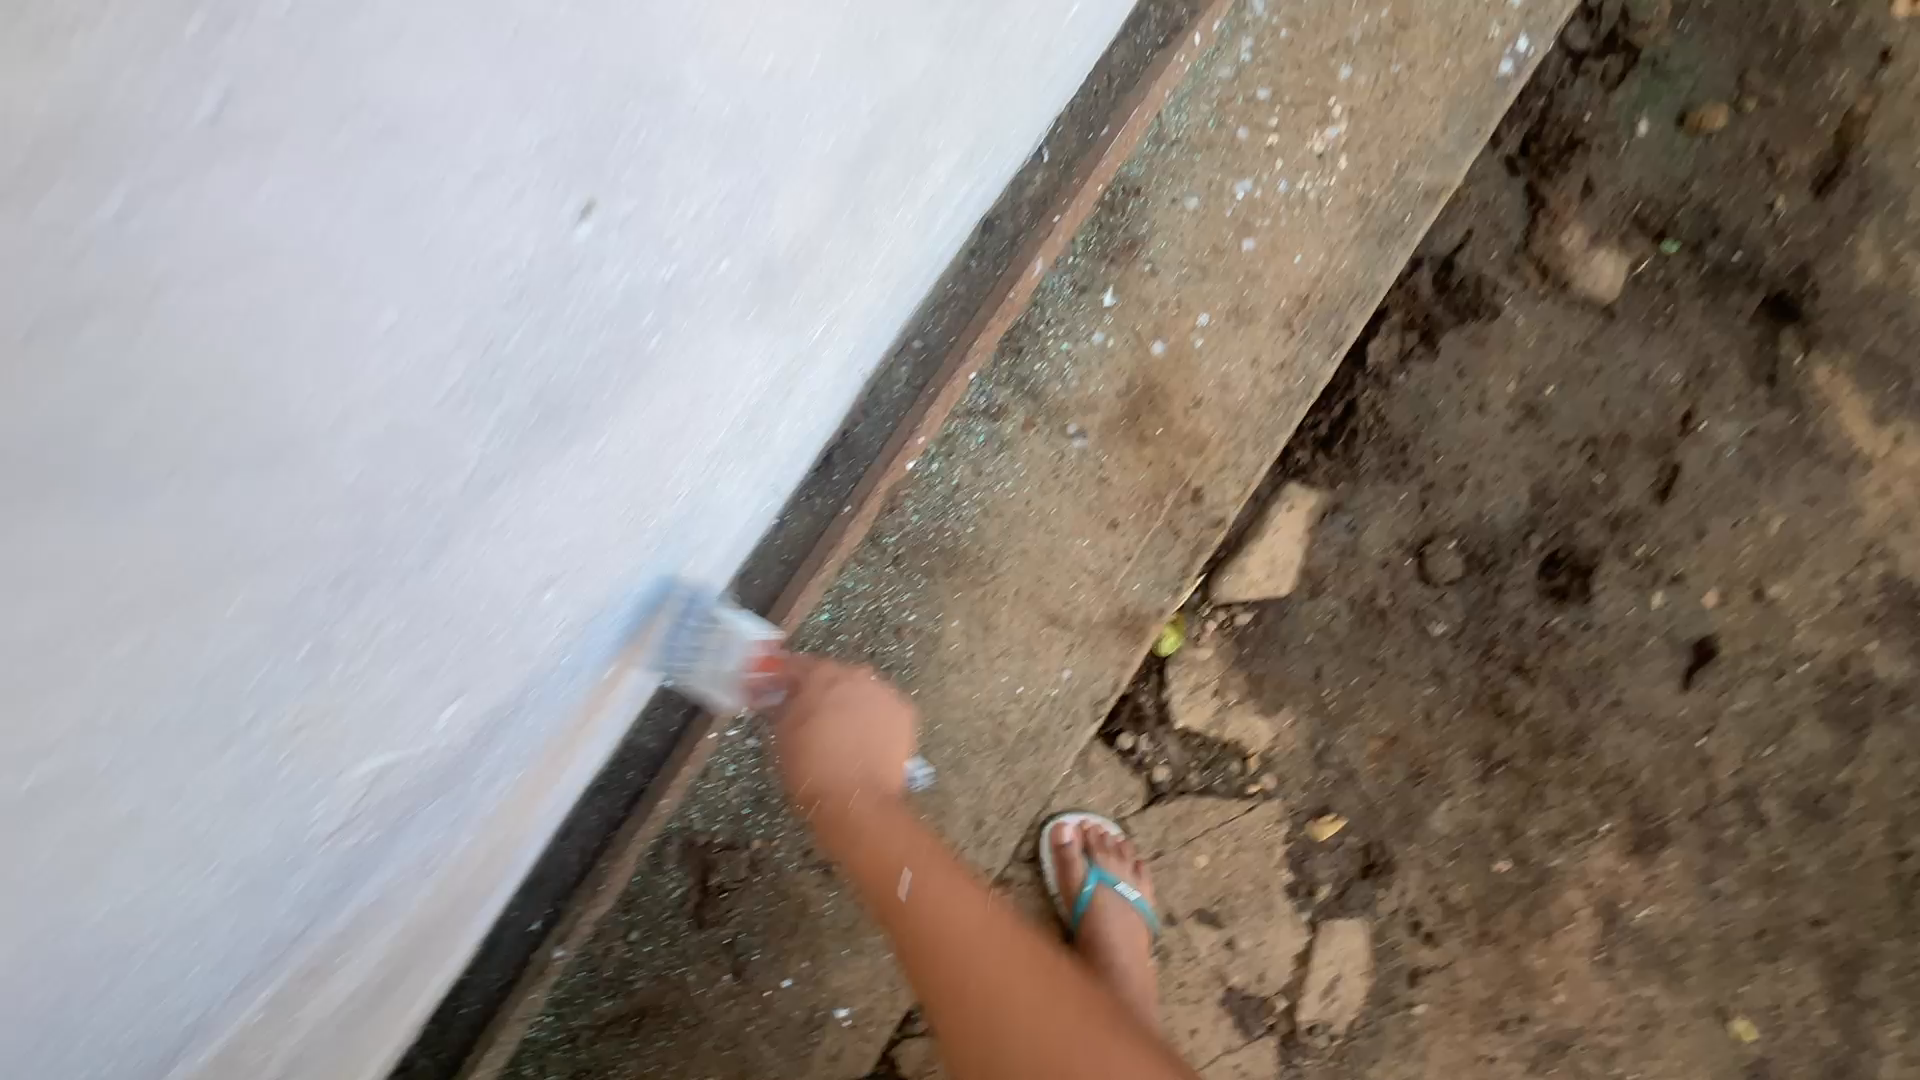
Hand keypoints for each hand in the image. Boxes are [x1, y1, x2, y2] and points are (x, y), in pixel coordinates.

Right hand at [771, 655, 917, 830]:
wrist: (856, 799)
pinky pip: (884, 710)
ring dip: (852, 704)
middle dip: (822, 691)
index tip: (774, 685)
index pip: (797, 665)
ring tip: (842, 731)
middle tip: (811, 713)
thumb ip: (781, 707)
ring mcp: (885, 692)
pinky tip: (868, 740)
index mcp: (821, 675)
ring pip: (863, 692)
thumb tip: (779, 697)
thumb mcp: (782, 735)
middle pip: (835, 676)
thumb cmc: (810, 768)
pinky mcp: (906, 713)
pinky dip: (876, 720)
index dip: (783, 676)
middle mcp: (856, 675)